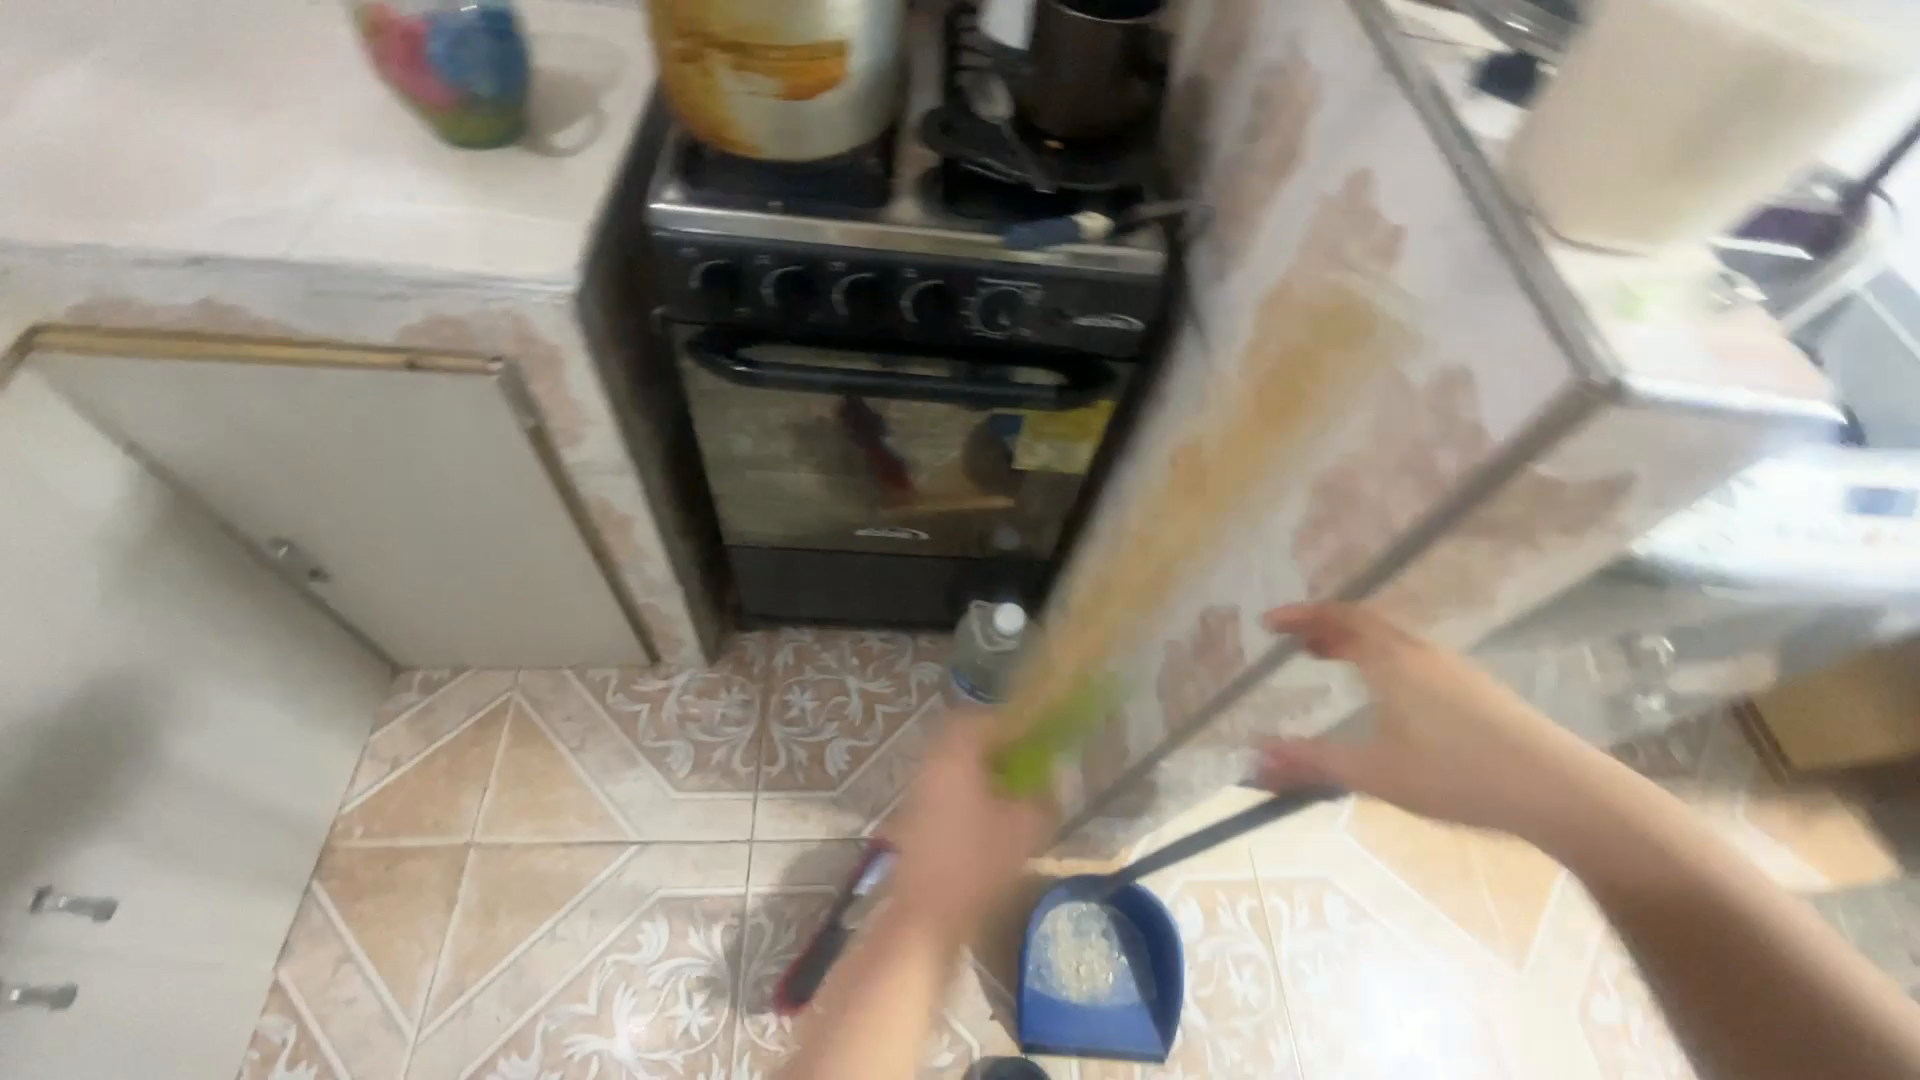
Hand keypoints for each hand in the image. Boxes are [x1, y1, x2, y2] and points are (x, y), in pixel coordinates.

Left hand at [886, 715, 1053, 933]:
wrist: (926, 914)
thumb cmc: (977, 862)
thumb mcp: (1026, 828)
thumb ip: (1044, 797)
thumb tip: (1050, 782)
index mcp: (956, 754)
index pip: (984, 718)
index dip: (1012, 722)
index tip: (1035, 731)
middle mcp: (931, 762)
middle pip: (962, 736)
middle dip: (993, 741)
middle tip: (1021, 754)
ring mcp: (917, 788)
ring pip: (951, 761)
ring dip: (979, 765)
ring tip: (1009, 784)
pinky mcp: (913, 815)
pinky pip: (944, 785)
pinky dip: (966, 787)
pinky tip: (987, 812)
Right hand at [1253, 602, 1610, 842]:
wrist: (1563, 792)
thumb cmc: (1459, 775)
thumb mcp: (1375, 773)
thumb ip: (1312, 763)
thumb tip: (1252, 757)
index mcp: (1394, 661)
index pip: (1339, 618)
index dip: (1301, 615)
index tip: (1268, 623)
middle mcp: (1423, 654)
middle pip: (1368, 623)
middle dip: (1326, 627)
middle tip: (1297, 643)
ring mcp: (1456, 671)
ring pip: (1395, 641)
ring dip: (1357, 643)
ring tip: (1333, 663)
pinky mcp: (1479, 693)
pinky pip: (1414, 658)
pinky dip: (1383, 660)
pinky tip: (1388, 697)